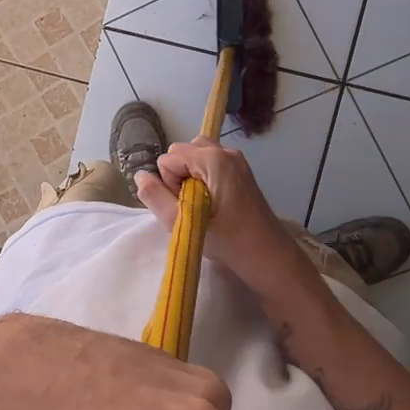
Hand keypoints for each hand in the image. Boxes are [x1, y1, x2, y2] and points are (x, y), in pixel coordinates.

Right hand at [133, 138, 305, 284]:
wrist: (269, 257)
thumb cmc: (228, 241)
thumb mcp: (182, 222)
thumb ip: (155, 196)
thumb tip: (140, 176)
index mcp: (212, 159)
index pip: (168, 159)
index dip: (170, 184)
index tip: (187, 207)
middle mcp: (225, 151)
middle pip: (180, 152)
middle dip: (178, 177)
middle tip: (193, 207)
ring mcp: (236, 159)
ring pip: (194, 156)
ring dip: (189, 177)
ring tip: (201, 204)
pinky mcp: (240, 170)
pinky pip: (208, 163)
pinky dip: (203, 178)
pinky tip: (212, 202)